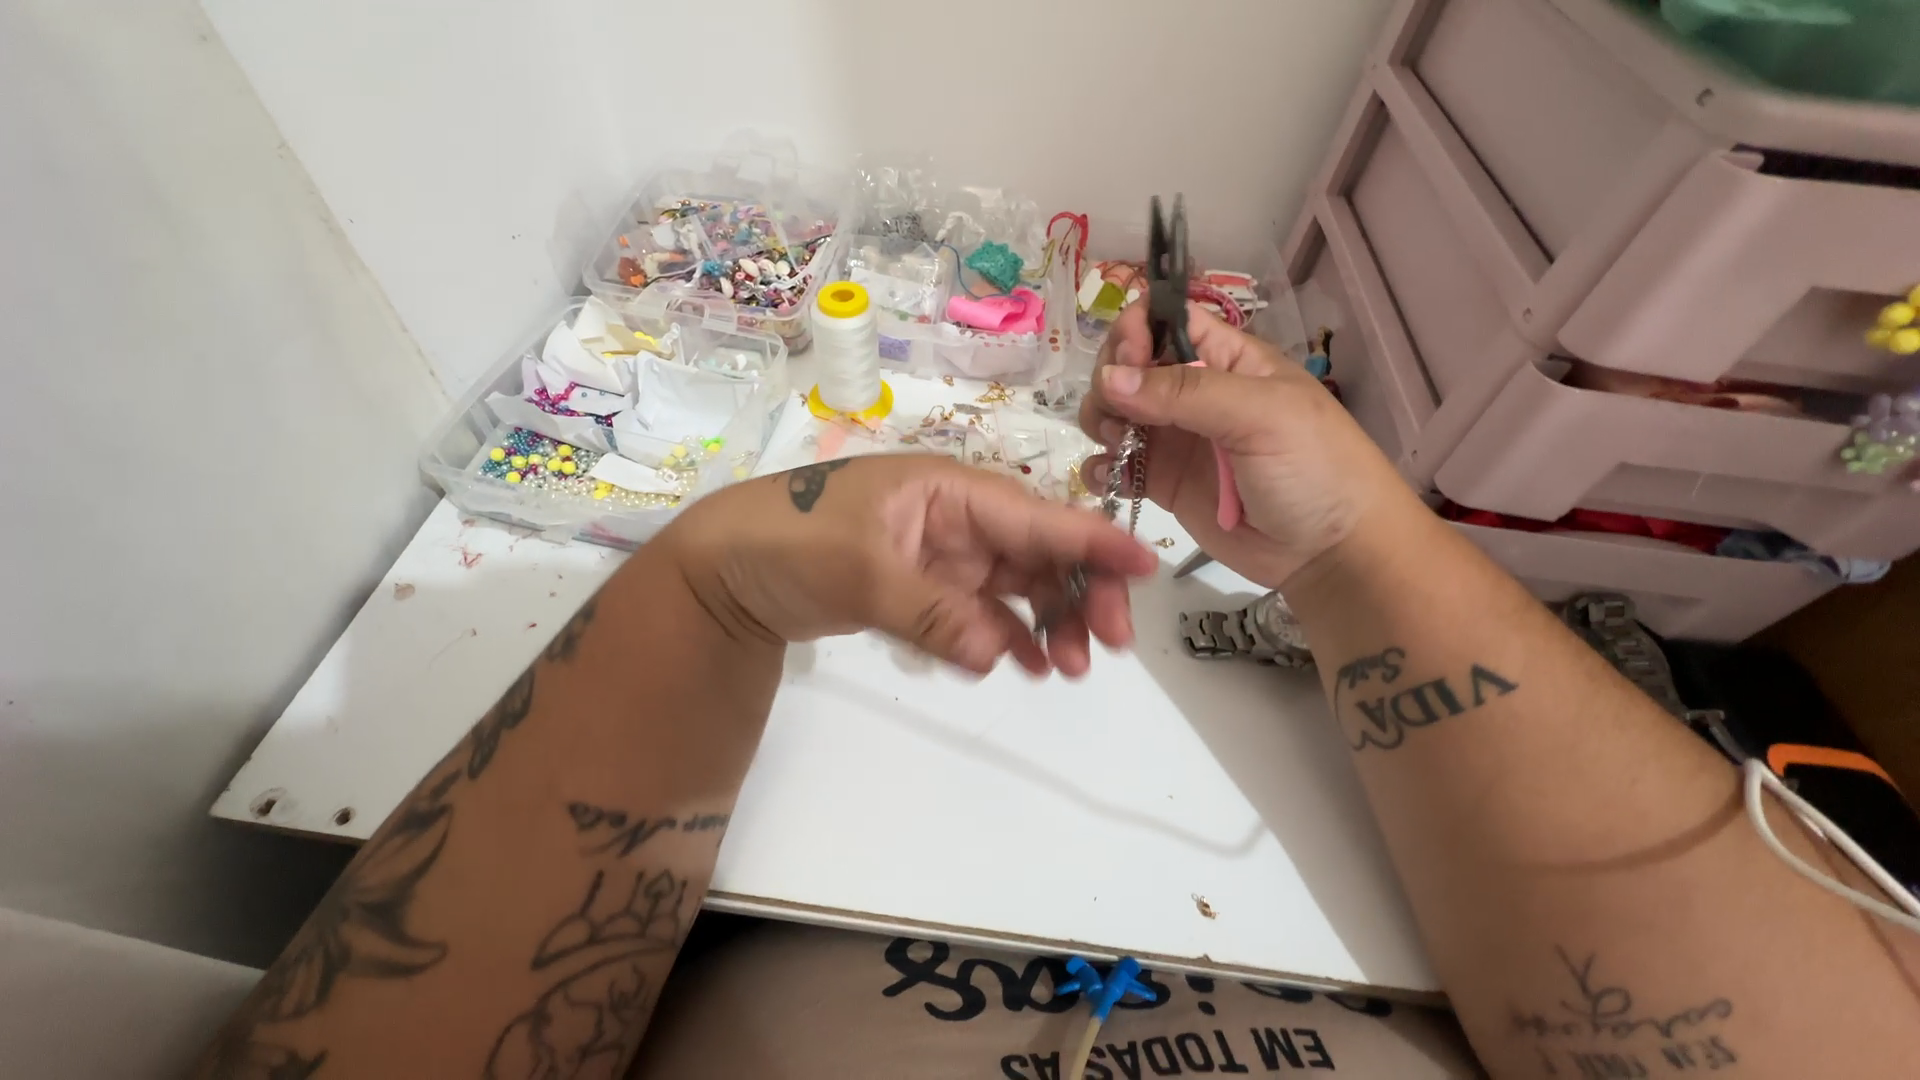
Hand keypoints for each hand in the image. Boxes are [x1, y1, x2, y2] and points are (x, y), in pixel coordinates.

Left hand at [660, 455, 1157, 676]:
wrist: (728, 570)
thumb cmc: (790, 542)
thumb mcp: (859, 570)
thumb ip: (930, 611)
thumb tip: (997, 653)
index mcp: (949, 489)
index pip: (1033, 513)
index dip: (1092, 540)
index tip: (1145, 569)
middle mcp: (958, 519)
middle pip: (1040, 552)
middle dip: (1080, 594)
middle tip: (1106, 647)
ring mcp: (946, 557)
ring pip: (1020, 587)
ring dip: (1050, 623)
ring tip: (1066, 670)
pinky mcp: (930, 590)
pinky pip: (984, 614)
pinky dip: (1008, 637)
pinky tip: (1026, 665)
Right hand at [1078, 303, 1410, 587]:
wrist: (1330, 552)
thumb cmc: (1314, 468)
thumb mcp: (1261, 416)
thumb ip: (1185, 392)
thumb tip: (1109, 379)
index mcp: (1226, 359)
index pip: (1165, 320)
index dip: (1135, 332)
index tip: (1125, 364)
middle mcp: (1193, 392)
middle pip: (1128, 365)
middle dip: (1110, 382)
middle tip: (1119, 418)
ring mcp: (1175, 439)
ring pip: (1114, 413)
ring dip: (1101, 423)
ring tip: (1117, 447)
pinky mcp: (1163, 483)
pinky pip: (1116, 465)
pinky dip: (1100, 467)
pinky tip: (1107, 479)